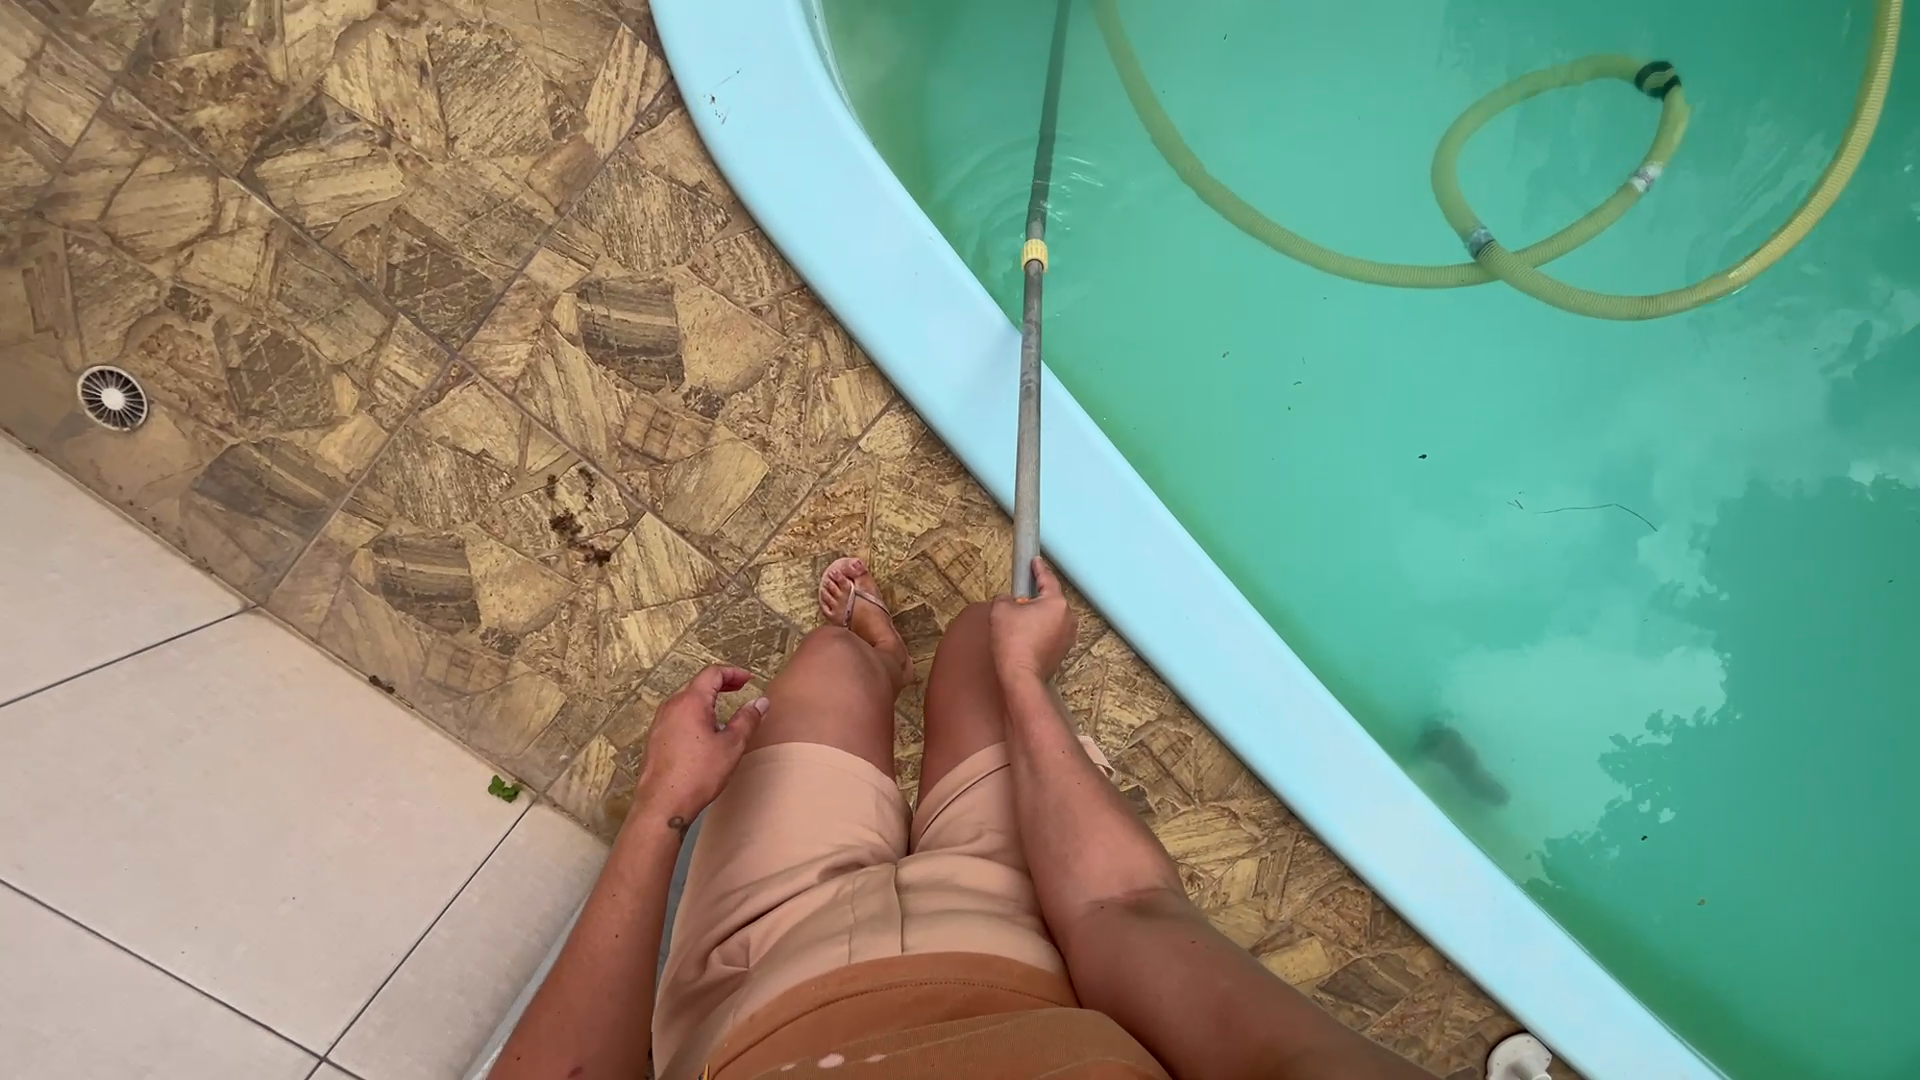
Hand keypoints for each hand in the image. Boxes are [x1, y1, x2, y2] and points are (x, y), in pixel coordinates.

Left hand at [633, 665, 768, 827]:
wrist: (662, 805)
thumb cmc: (696, 776)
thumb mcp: (732, 745)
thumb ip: (748, 719)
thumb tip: (760, 703)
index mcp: (690, 702)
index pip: (712, 673)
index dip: (733, 673)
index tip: (747, 679)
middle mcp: (671, 707)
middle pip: (697, 684)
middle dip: (721, 683)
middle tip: (738, 687)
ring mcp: (660, 723)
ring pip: (685, 699)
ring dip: (706, 698)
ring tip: (724, 708)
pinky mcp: (655, 739)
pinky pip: (677, 715)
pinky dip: (694, 713)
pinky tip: (704, 730)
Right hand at [990, 557, 1075, 682]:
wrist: (1021, 676)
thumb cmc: (1013, 644)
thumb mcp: (1001, 609)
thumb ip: (1006, 597)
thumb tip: (1011, 601)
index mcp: (1056, 603)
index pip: (1047, 578)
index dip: (1038, 568)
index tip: (1035, 562)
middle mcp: (1067, 617)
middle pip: (1049, 599)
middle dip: (1034, 599)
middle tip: (1017, 601)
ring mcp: (1067, 635)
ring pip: (1051, 617)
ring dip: (1037, 616)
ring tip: (1018, 624)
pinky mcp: (1063, 650)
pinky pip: (1051, 632)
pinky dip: (1040, 631)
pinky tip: (1025, 637)